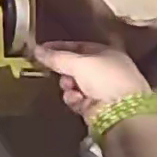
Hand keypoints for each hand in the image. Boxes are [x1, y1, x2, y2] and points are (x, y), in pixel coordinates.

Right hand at [33, 42, 152, 120]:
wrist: (121, 110)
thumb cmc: (105, 78)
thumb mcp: (79, 63)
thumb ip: (56, 57)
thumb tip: (36, 50)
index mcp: (106, 53)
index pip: (79, 46)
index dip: (60, 47)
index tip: (42, 49)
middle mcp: (103, 70)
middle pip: (73, 66)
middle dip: (63, 70)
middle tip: (55, 70)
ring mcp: (98, 89)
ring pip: (71, 84)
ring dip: (67, 86)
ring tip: (70, 87)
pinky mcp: (92, 106)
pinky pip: (75, 99)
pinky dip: (73, 99)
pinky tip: (77, 99)